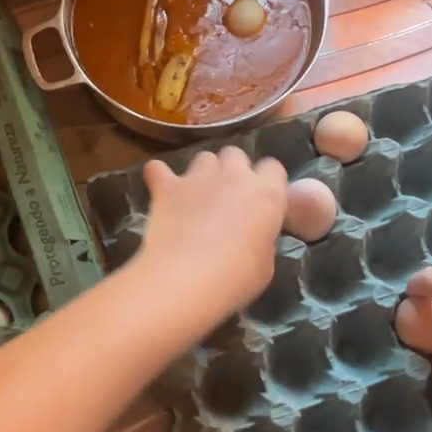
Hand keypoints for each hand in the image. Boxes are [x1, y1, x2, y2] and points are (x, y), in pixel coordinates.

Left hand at [137, 147, 288, 314]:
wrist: (190, 276)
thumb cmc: (237, 276)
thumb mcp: (265, 264)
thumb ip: (262, 241)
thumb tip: (253, 238)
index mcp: (267, 194)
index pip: (273, 168)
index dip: (266, 181)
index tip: (260, 198)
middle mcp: (235, 175)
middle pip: (236, 154)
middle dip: (232, 169)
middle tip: (227, 196)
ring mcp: (200, 177)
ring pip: (204, 157)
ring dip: (202, 171)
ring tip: (196, 194)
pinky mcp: (168, 186)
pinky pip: (158, 169)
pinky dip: (158, 176)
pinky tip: (158, 187)